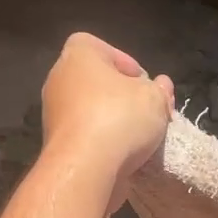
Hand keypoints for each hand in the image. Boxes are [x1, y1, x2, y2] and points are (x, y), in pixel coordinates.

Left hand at [39, 33, 173, 208]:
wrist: (86, 168)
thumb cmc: (119, 120)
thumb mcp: (155, 99)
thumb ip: (160, 90)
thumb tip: (162, 85)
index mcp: (79, 54)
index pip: (105, 49)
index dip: (130, 66)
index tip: (147, 87)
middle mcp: (60, 76)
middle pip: (98, 82)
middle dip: (123, 97)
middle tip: (148, 114)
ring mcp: (54, 111)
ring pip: (91, 110)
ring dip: (113, 121)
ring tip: (139, 140)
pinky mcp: (57, 141)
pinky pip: (86, 135)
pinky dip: (102, 142)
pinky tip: (121, 156)